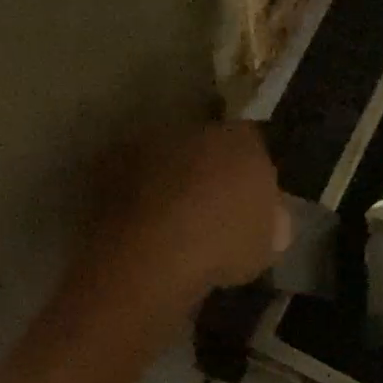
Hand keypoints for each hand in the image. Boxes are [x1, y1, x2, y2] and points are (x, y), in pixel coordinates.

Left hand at [89, 120, 287, 304]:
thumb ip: (273, 223)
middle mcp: (193, 128)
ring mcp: (148, 143)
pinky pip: (132, 181)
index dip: (253, 175)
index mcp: (241, 140)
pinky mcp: (108, 166)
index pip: (254, 146)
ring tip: (174, 224)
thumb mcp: (268, 246)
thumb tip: (274, 220)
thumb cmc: (224, 245)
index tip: (251, 203)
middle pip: (206, 148)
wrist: (154, 254)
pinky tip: (145, 231)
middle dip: (208, 173)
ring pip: (167, 161)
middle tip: (211, 213)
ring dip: (171, 183)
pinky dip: (138, 199)